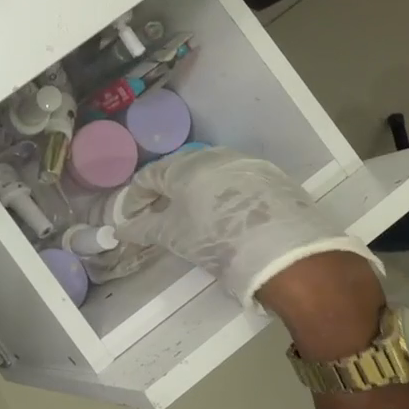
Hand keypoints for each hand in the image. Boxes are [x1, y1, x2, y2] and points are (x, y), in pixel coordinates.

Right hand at [113, 147, 382, 305]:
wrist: (286, 251)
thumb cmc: (216, 238)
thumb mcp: (172, 236)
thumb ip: (143, 229)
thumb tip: (122, 229)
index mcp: (186, 166)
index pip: (149, 175)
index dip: (135, 198)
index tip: (130, 219)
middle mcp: (216, 157)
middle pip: (181, 171)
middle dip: (166, 193)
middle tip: (159, 216)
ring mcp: (248, 165)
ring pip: (211, 175)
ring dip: (196, 193)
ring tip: (192, 217)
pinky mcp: (274, 179)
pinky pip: (237, 183)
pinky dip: (222, 197)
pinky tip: (225, 219)